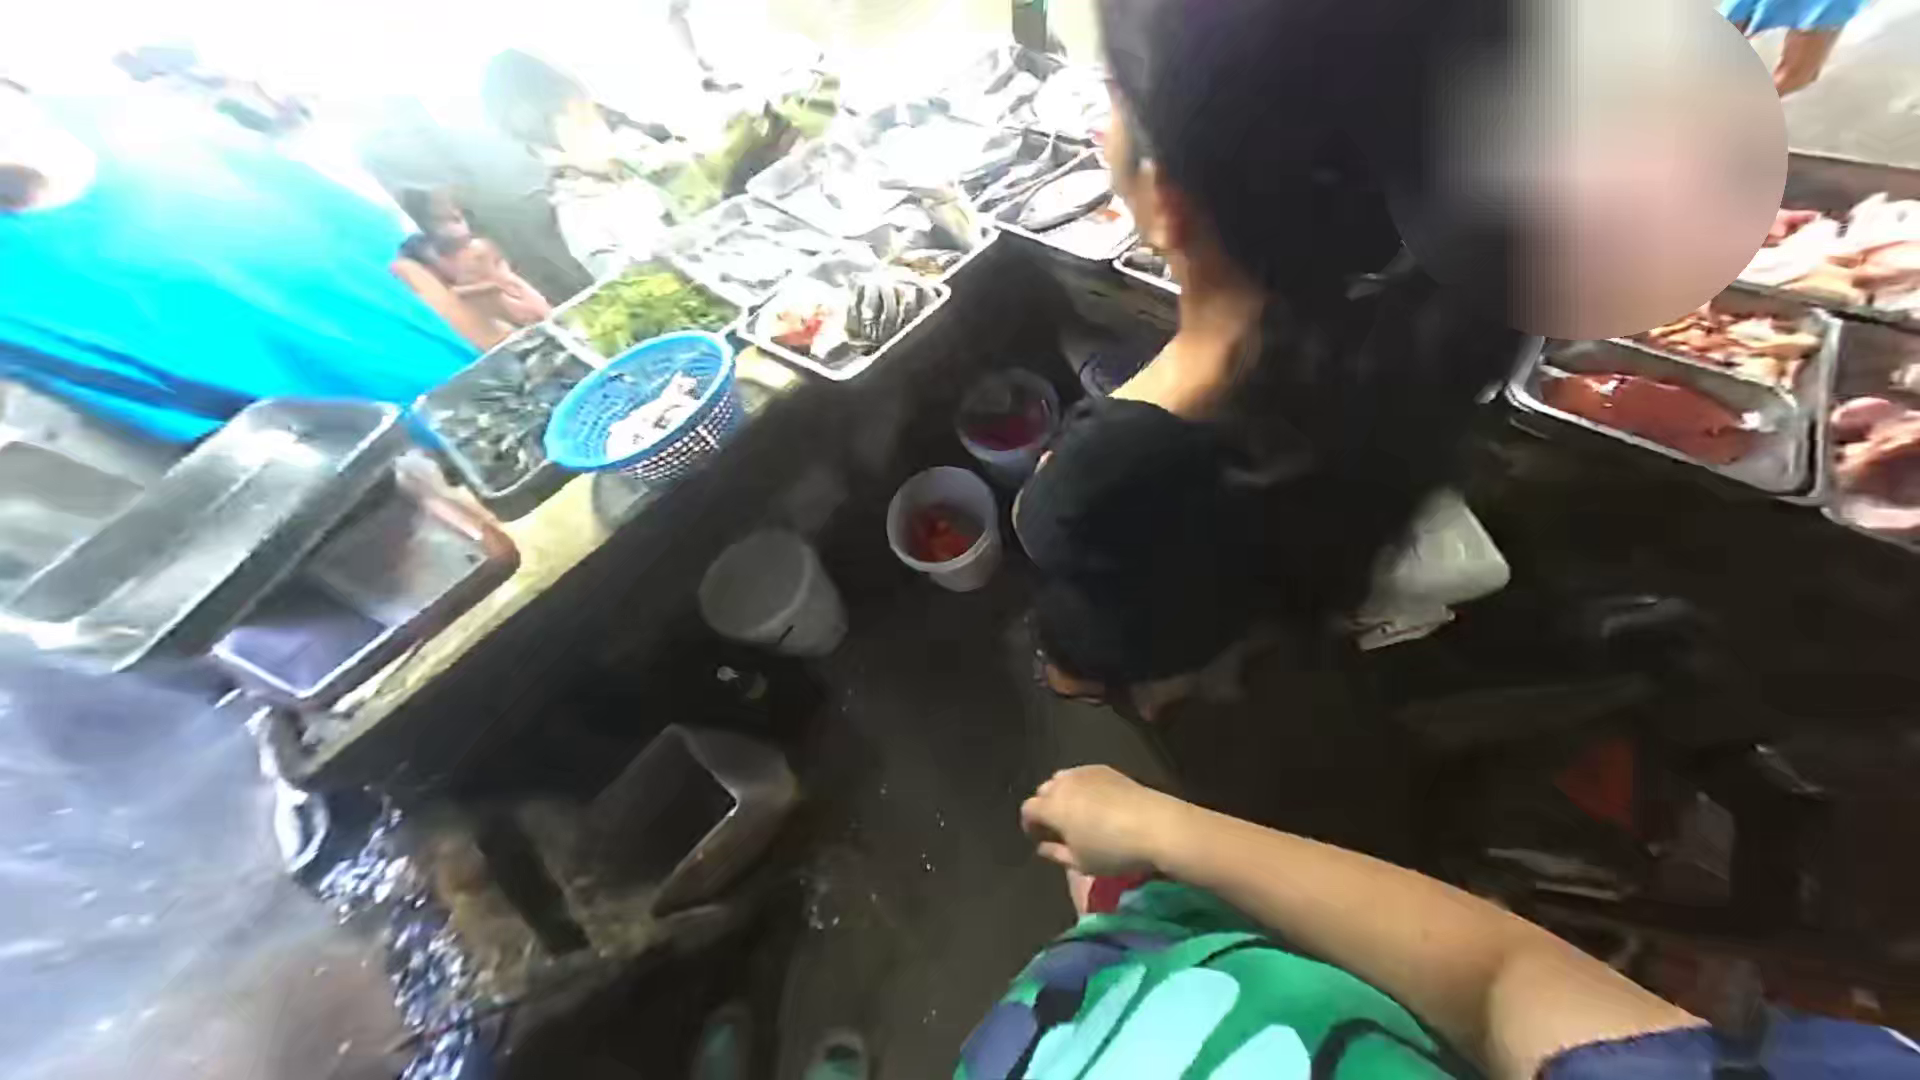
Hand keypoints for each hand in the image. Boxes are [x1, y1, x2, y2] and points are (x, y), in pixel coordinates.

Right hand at [1020, 766, 1187, 876]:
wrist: (1153, 825)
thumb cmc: (1113, 851)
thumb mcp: (1080, 863)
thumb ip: (1056, 854)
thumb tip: (1043, 847)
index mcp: (1052, 807)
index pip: (1028, 809)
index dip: (1030, 824)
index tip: (1040, 838)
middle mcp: (1063, 784)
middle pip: (1044, 791)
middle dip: (1046, 807)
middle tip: (1059, 827)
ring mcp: (1083, 772)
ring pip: (1062, 779)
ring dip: (1063, 794)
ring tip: (1077, 812)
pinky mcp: (1104, 768)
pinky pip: (1082, 775)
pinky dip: (1081, 786)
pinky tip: (1096, 802)